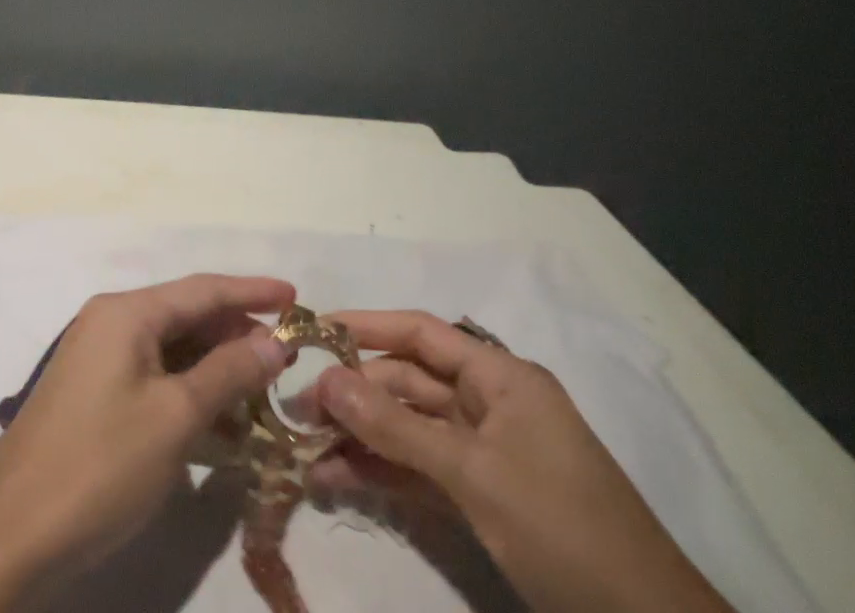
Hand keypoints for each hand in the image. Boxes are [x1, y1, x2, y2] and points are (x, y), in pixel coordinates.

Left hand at [0, 274, 294, 612]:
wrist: (15, 533)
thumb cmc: (102, 463)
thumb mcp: (176, 416)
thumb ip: (229, 372)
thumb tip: (274, 341)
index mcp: (124, 315)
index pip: (201, 289)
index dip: (252, 292)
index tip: (298, 298)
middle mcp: (107, 326)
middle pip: (186, 317)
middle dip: (237, 336)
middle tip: (288, 360)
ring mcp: (96, 363)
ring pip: (172, 352)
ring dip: (216, 370)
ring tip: (264, 395)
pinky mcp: (92, 398)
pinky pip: (153, 380)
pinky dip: (189, 394)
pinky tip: (222, 423)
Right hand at [311, 311, 735, 612]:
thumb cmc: (560, 526)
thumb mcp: (473, 472)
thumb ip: (396, 426)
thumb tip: (325, 381)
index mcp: (502, 379)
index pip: (421, 334)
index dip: (364, 326)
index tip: (308, 332)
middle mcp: (489, 405)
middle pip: (406, 382)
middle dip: (352, 393)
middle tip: (294, 411)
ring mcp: (481, 453)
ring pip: (405, 429)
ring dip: (357, 437)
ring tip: (302, 449)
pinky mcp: (475, 495)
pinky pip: (416, 470)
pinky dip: (378, 473)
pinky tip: (333, 479)